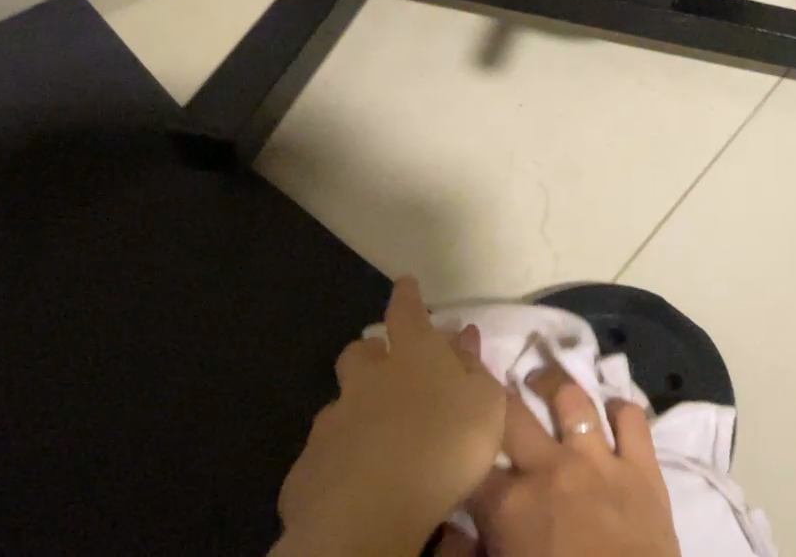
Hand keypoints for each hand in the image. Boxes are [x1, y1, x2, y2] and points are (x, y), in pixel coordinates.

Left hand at [272, 278, 507, 556]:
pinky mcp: (308, 465)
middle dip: (373, 350)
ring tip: (374, 426)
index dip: (407, 296)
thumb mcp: (486, 403)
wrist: (369, 513)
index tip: (405, 282)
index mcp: (414, 356)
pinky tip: (355, 473)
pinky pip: (325, 448)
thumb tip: (462, 338)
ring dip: (356, 402)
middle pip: (361, 351)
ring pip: (340, 399)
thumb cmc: (445, 446)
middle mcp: (368, 379)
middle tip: (389, 363)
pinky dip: (341, 451)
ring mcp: (333, 421)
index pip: (407, 313)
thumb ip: (474, 369)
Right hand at [462, 367, 680, 556]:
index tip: (447, 426)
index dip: (455, 448)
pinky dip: (620, 407)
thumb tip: (444, 533)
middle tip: (485, 377)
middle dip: (494, 394)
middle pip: (514, 416)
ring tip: (540, 379)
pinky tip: (609, 407)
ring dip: (552, 384)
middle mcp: (551, 468)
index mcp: (509, 505)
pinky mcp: (642, 464)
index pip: (471, 467)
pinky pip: (632, 418)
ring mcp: (600, 459)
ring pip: (573, 399)